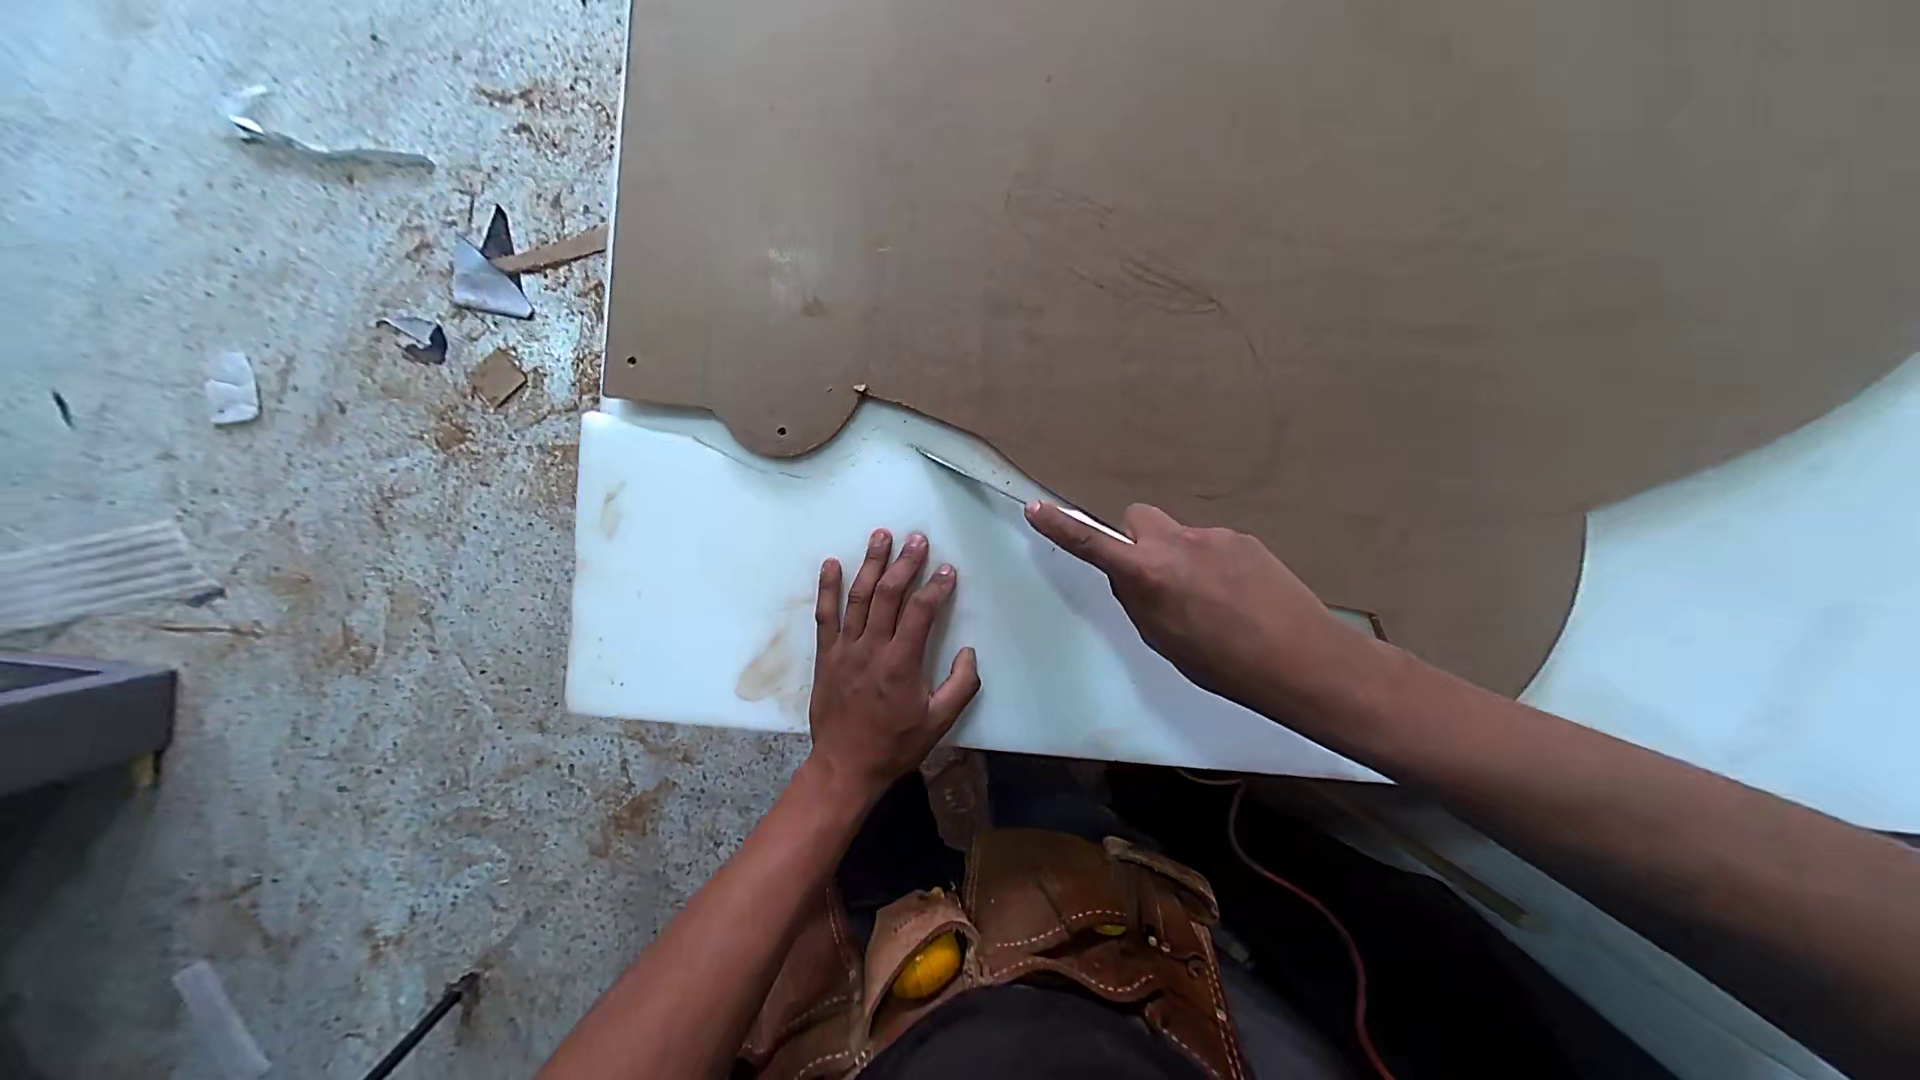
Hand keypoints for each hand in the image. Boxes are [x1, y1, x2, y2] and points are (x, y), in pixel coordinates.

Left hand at [807, 528, 980, 803]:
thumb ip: (961, 685)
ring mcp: (845, 648)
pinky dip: (828, 587)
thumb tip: (969, 652)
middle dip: (905, 563)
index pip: (920, 612)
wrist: (845, 766)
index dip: (936, 587)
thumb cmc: (895, 744)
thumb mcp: (939, 722)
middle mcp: (871, 648)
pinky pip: (826, 615)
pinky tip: (831, 563)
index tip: (948, 570)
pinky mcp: (826, 655)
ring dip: (870, 564)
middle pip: (888, 594)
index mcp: (901, 662)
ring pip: (858, 597)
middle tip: (917, 539)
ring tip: (881, 536)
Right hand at [1025, 502, 1363, 710]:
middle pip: (1138, 518)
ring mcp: (1214, 537)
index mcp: (1149, 575)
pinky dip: (1213, 565)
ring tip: (1211, 602)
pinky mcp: (1244, 539)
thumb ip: (1137, 601)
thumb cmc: (1224, 664)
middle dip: (1136, 540)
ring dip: (1180, 559)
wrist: (1301, 659)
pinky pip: (1212, 545)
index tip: (1036, 509)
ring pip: (1178, 536)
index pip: (1092, 544)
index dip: (1060, 527)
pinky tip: (1237, 596)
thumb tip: (1129, 578)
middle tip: (1153, 575)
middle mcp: (1177, 545)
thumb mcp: (1163, 640)